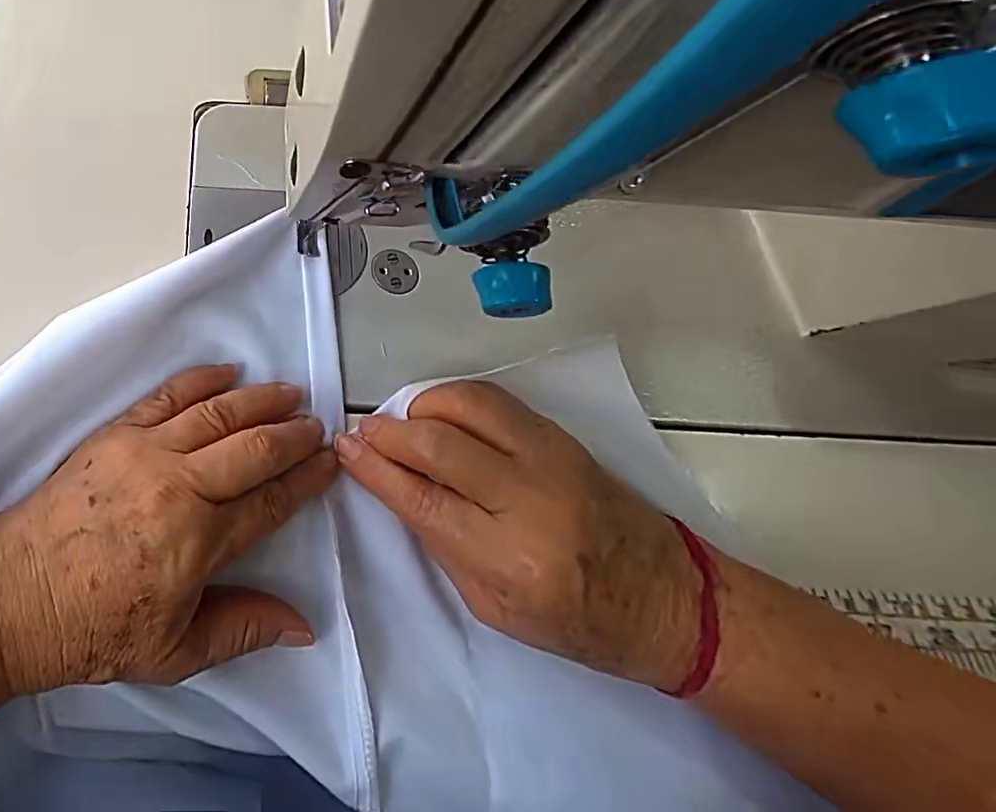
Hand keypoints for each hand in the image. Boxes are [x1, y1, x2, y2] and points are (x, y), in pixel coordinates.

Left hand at [0, 365, 337, 719]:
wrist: (16, 592)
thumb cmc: (92, 628)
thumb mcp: (175, 652)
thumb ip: (242, 628)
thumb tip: (303, 625)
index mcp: (198, 540)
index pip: (269, 500)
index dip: (305, 480)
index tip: (330, 463)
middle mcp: (176, 485)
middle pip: (250, 448)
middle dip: (290, 434)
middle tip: (316, 425)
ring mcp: (141, 452)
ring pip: (213, 414)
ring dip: (256, 399)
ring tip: (287, 392)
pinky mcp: (112, 435)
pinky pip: (163, 398)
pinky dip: (197, 381)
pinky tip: (223, 373)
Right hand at [336, 381, 701, 689]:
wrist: (675, 604)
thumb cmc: (577, 620)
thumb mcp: (491, 604)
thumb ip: (438, 539)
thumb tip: (392, 482)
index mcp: (512, 561)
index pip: (420, 499)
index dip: (373, 468)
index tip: (345, 448)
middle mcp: (534, 504)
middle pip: (437, 444)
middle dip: (387, 433)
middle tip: (366, 434)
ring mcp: (555, 463)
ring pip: (466, 405)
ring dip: (420, 408)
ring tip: (407, 425)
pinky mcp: (564, 440)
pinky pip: (495, 400)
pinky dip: (453, 401)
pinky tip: (441, 418)